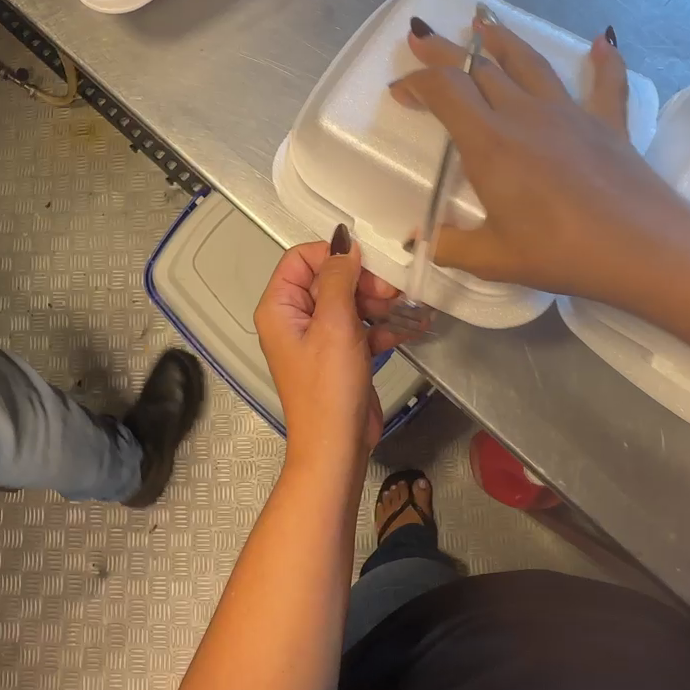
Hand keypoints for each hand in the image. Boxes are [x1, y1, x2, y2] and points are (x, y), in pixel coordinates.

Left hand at [254, 229, 401, 462]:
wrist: (337, 445)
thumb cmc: (328, 386)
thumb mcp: (334, 324)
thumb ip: (338, 278)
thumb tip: (343, 244)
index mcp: (280, 307)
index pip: (301, 259)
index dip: (333, 256)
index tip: (367, 265)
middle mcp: (295, 318)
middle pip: (329, 279)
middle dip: (362, 281)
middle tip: (391, 292)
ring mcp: (318, 338)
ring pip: (349, 302)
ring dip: (378, 303)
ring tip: (406, 309)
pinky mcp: (340, 356)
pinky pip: (361, 328)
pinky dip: (383, 326)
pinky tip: (410, 328)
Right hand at [389, 17, 689, 302]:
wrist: (641, 249)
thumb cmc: (560, 253)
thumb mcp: (492, 258)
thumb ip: (450, 245)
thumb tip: (422, 240)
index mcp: (490, 143)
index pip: (445, 91)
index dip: (417, 82)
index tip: (399, 90)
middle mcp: (525, 115)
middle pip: (480, 68)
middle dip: (445, 52)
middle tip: (423, 39)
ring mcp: (570, 114)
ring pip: (530, 63)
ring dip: (502, 39)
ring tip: (483, 22)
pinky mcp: (608, 124)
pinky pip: (605, 83)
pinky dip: (603, 61)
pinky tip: (602, 41)